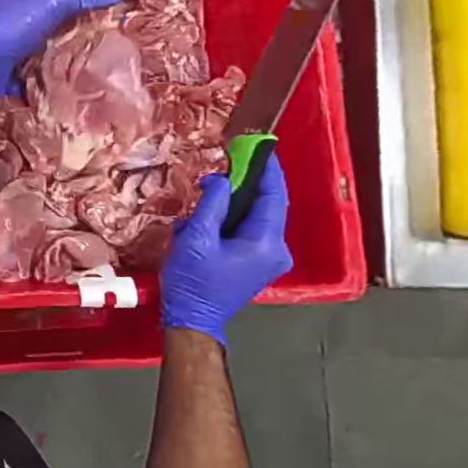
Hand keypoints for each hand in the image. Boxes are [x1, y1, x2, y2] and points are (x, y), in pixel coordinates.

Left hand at [0, 0, 126, 115]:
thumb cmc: (5, 31)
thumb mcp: (47, 5)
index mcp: (30, 2)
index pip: (66, 0)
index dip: (90, 6)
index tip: (119, 16)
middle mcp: (22, 27)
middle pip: (58, 31)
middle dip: (82, 39)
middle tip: (116, 50)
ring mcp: (14, 55)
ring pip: (48, 59)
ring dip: (67, 66)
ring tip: (99, 74)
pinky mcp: (8, 82)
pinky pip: (34, 85)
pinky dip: (48, 89)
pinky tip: (71, 94)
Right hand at [160, 160, 293, 346]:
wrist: (190, 321)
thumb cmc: (191, 282)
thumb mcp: (195, 238)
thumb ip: (213, 204)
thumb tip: (222, 179)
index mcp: (266, 241)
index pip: (272, 195)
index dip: (265, 169)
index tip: (256, 146)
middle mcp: (276, 249)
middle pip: (264, 207)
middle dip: (242, 188)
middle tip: (223, 170)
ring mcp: (268, 260)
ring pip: (253, 220)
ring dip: (230, 208)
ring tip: (205, 203)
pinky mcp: (255, 266)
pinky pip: (247, 234)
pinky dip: (228, 224)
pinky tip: (205, 225)